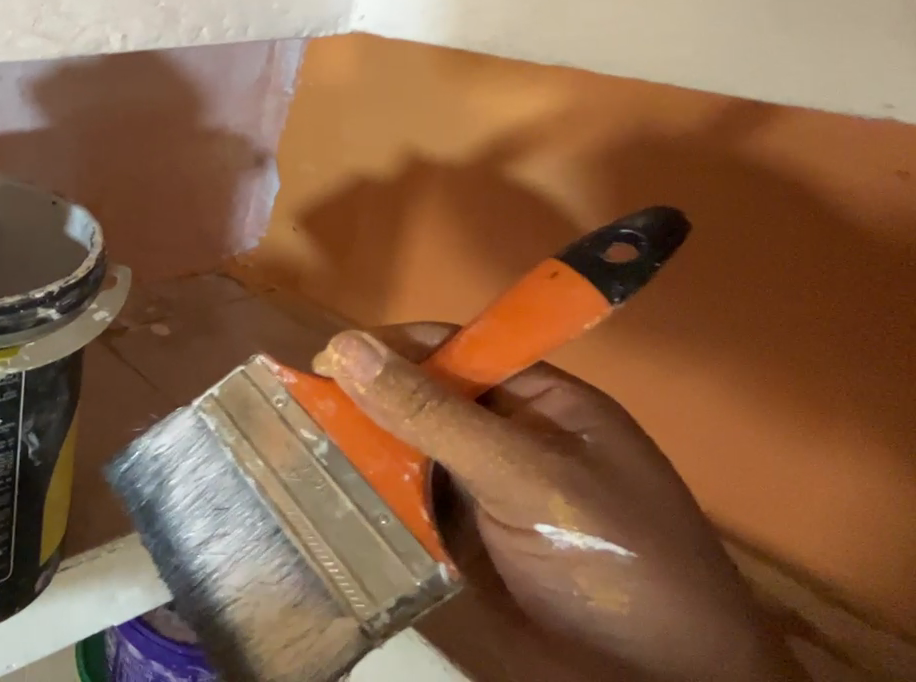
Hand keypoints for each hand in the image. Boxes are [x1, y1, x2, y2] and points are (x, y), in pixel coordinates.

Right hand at [314, 326, 802, 681]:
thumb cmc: (616, 569)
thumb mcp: (531, 481)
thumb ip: (437, 415)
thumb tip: (344, 346)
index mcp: (542, 405)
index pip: (454, 349)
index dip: (391, 348)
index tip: (328, 362)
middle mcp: (506, 437)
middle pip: (417, 395)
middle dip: (364, 398)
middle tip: (302, 407)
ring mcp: (479, 490)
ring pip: (400, 446)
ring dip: (356, 445)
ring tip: (299, 444)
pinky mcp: (455, 538)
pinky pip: (398, 497)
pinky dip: (363, 490)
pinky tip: (324, 488)